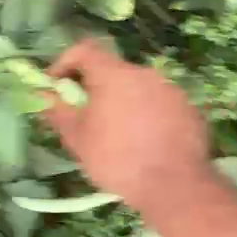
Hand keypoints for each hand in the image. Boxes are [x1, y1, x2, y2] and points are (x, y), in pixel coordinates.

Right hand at [44, 40, 213, 211]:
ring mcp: (171, 90)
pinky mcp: (189, 109)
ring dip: (123, 103)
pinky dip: (147, 116)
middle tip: (86, 116)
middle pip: (112, 71)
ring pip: (138, 88)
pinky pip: (159, 104)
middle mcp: (144, 74)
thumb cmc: (117, 159)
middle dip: (95, 89)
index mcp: (113, 75)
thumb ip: (59, 112)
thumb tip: (46, 96)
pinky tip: (145, 143)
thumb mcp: (78, 139)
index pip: (84, 50)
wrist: (174, 186)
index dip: (65, 63)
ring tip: (118, 134)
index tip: (56, 86)